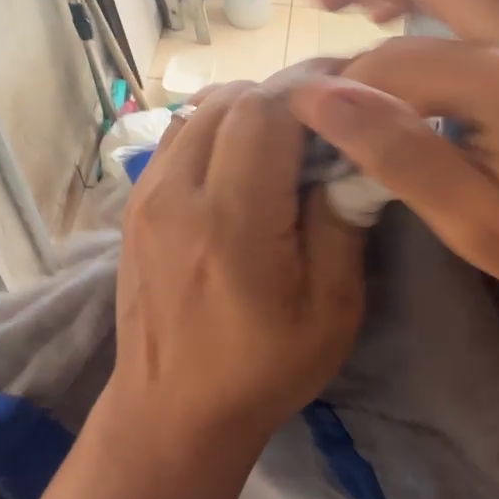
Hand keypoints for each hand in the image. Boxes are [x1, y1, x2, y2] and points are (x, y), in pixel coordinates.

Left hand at [108, 82, 365, 442]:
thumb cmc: (266, 367)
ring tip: (302, 129)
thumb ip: (342, 223)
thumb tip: (354, 158)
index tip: (361, 85)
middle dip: (292, 92)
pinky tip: (256, 155)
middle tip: (341, 108)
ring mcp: (147, 196)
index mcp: (232, 221)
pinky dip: (224, 126)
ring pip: (203, 110)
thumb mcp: (331, 308)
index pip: (268, 110)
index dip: (316, 86)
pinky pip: (182, 136)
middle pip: (234, 98)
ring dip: (256, 105)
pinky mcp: (137, 205)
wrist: (174, 413)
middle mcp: (178, 194)